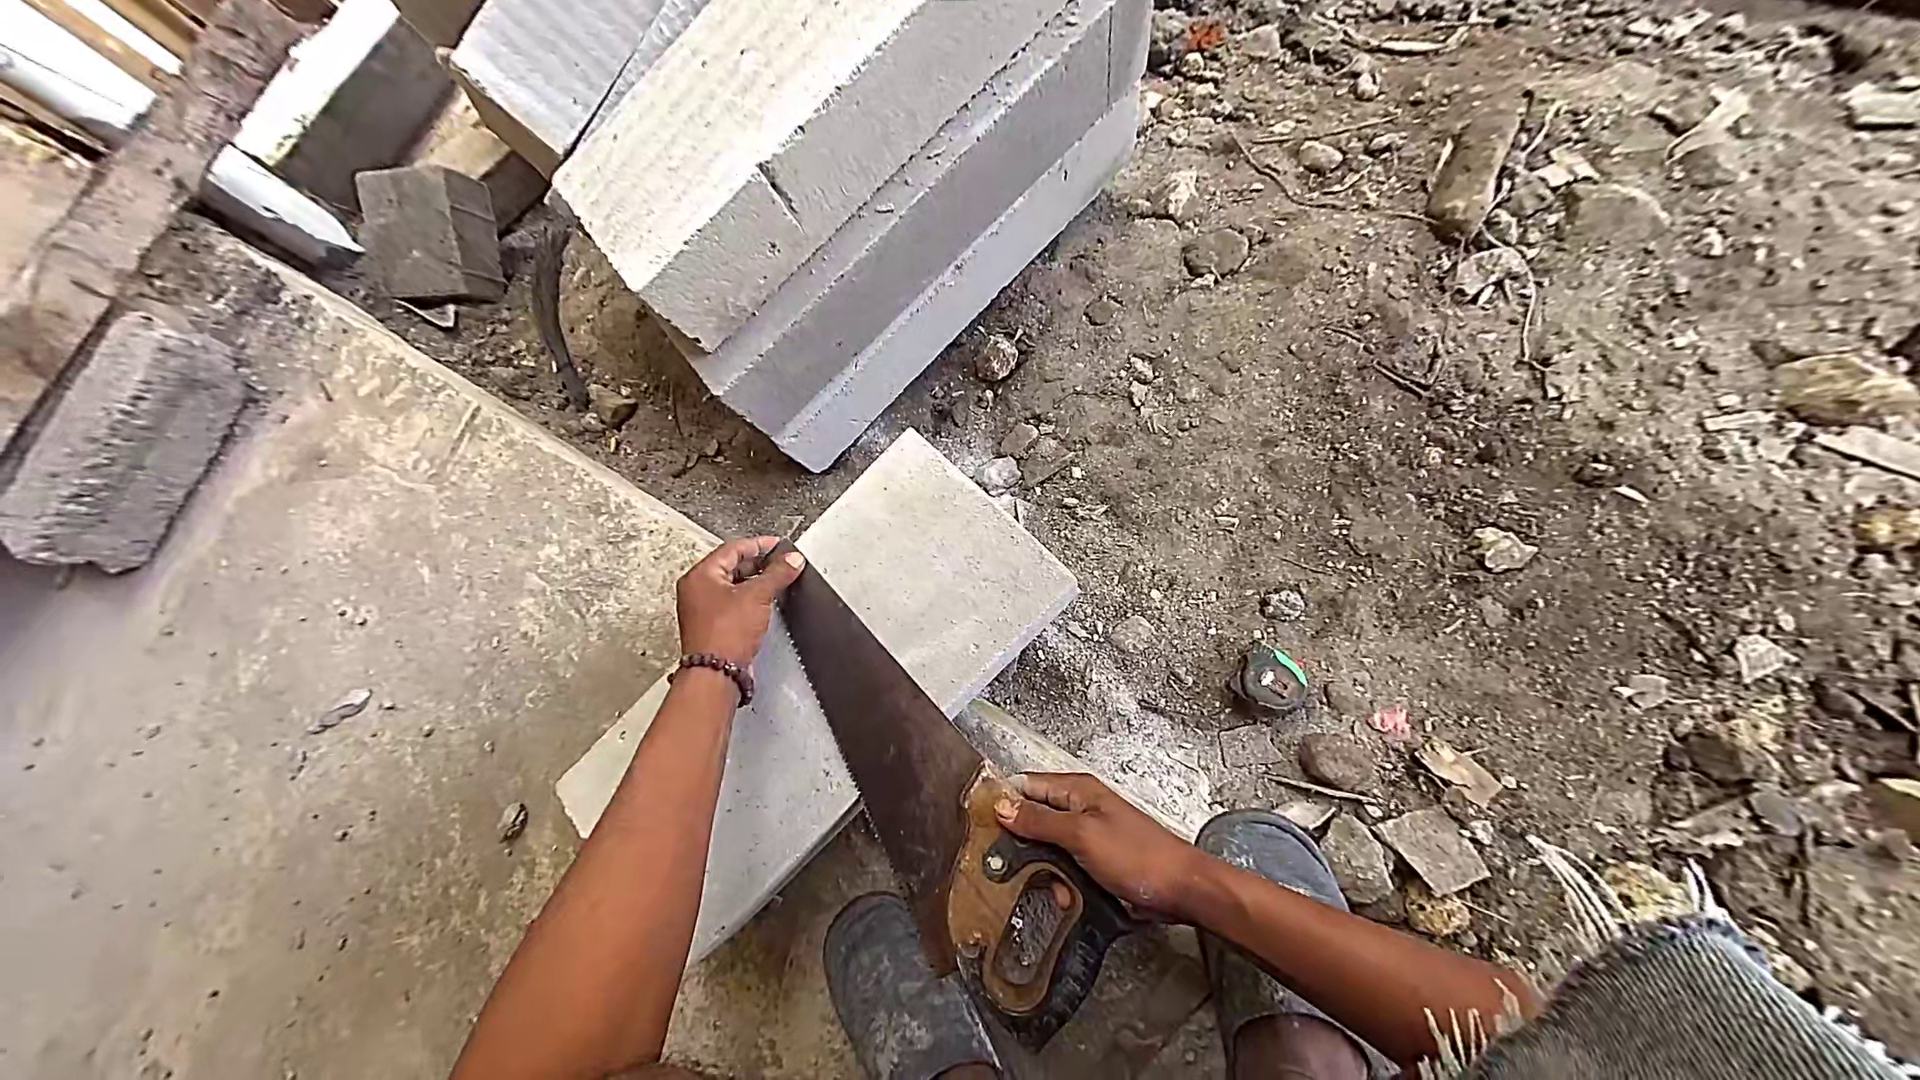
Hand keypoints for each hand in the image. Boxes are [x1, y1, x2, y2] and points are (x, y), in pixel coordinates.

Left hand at [676, 537, 805, 666]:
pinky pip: (734, 603)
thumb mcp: (758, 596)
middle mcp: (697, 590)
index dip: (759, 545)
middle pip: (732, 566)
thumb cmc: (724, 635)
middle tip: (781, 562)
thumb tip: (792, 560)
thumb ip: (777, 574)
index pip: (733, 549)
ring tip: (777, 580)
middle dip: (759, 563)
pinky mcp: (713, 625)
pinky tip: (765, 603)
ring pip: (734, 585)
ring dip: (756, 581)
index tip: (778, 545)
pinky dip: (751, 599)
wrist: (716, 672)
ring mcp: (704, 608)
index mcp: (700, 575)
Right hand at [995, 773, 1211, 922]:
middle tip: (1007, 866)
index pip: (1027, 785)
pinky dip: (1059, 883)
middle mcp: (1078, 808)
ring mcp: (1086, 836)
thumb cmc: (1136, 855)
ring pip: (1045, 847)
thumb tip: (1002, 806)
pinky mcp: (1093, 862)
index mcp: (1076, 790)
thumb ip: (1040, 821)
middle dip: (1021, 842)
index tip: (980, 823)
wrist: (1181, 891)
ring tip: (1048, 887)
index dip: (1004, 801)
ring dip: (1042, 869)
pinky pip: (1063, 867)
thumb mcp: (1081, 835)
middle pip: (1033, 818)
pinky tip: (1063, 898)